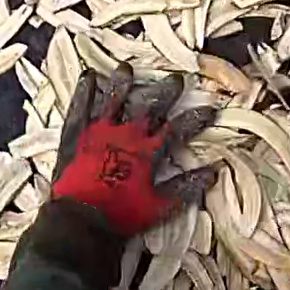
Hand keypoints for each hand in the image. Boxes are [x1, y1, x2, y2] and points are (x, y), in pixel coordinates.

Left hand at [52, 65, 217, 237]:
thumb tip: (214, 172)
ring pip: (113, 100)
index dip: (195, 119)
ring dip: (122, 83)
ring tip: (126, 68)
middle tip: (177, 78)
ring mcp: (98, 132)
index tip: (210, 109)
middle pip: (149, 107)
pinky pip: (80, 107)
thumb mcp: (158, 206)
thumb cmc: (121, 214)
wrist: (79, 221)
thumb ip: (184, 187)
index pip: (177, 129)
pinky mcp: (75, 136)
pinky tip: (87, 76)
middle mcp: (125, 135)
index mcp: (147, 151)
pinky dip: (84, 91)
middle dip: (165, 92)